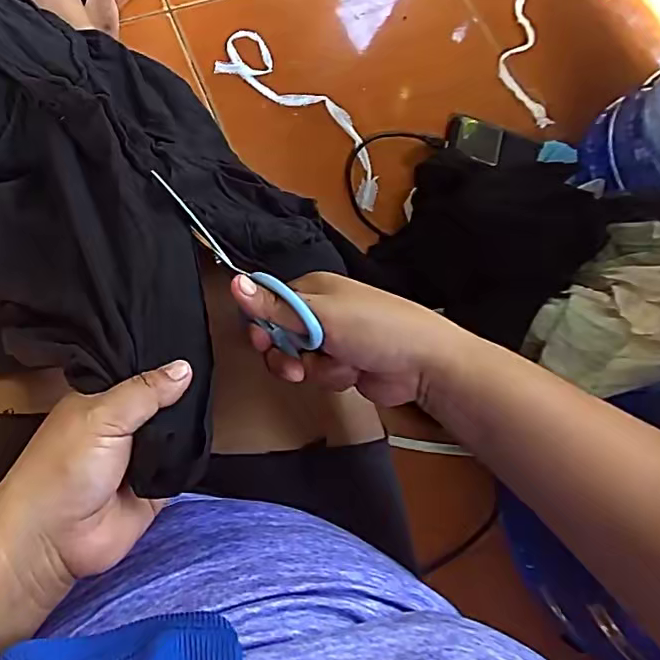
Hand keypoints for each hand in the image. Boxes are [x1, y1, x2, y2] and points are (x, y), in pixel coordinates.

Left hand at [0, 361, 191, 589]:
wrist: (52, 541)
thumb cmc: (59, 472)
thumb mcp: (102, 417)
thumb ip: (144, 392)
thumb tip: (183, 368)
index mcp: (100, 400)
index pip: (137, 373)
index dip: (161, 363)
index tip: (193, 346)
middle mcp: (121, 426)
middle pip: (162, 403)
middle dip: (182, 395)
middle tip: (211, 374)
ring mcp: (139, 458)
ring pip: (176, 434)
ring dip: (189, 427)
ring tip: (212, 407)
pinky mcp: (155, 488)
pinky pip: (182, 468)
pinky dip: (192, 459)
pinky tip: (206, 443)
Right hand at [230, 272, 468, 407]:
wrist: (423, 362)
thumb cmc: (376, 328)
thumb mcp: (320, 316)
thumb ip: (275, 306)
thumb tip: (235, 283)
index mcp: (313, 289)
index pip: (269, 302)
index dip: (261, 323)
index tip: (262, 340)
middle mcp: (320, 311)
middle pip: (279, 333)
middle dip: (285, 352)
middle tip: (296, 363)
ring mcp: (332, 338)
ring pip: (297, 358)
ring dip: (313, 367)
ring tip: (336, 366)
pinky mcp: (343, 364)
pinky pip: (318, 373)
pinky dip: (332, 376)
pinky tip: (353, 372)